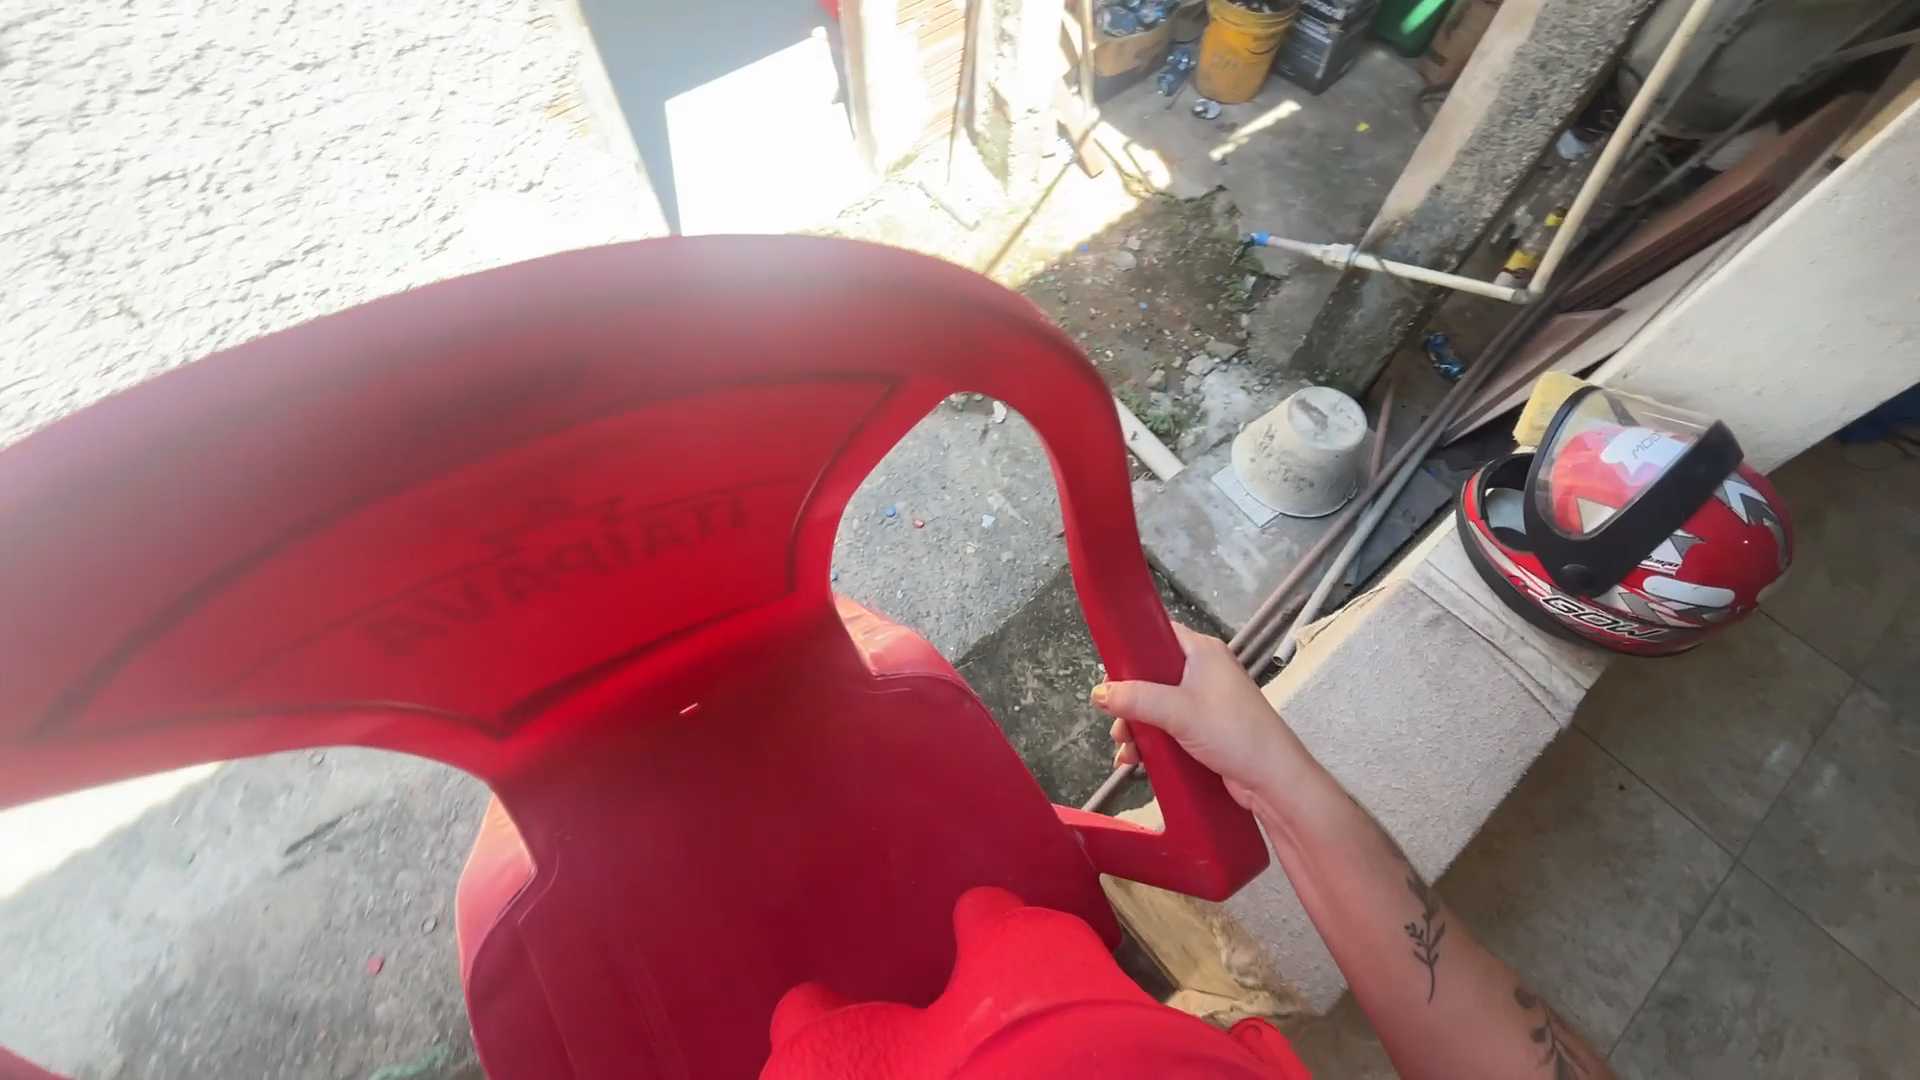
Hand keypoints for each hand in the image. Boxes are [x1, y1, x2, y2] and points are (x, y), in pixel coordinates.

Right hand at [1091, 623, 1296, 808]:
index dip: (1129, 651)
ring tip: (1127, 752)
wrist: (1275, 782)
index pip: (1157, 635)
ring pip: (1154, 705)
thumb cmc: (1232, 733)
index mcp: (1201, 651)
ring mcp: (1204, 701)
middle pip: (1149, 675)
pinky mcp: (1204, 729)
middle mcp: (1202, 670)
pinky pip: (1166, 727)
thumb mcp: (1178, 711)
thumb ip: (1135, 699)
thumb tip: (1098, 693)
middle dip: (1127, 702)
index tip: (1109, 676)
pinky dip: (1150, 741)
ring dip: (1135, 727)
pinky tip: (1135, 761)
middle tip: (1117, 725)